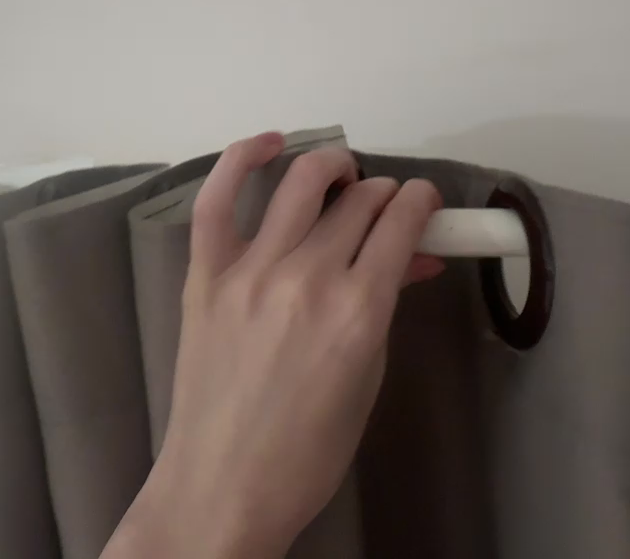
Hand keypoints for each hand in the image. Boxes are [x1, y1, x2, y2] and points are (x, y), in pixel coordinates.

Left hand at [105, 132, 444, 558]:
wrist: (221, 487)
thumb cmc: (309, 450)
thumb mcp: (368, 375)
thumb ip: (388, 302)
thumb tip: (416, 255)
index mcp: (358, 311)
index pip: (401, 222)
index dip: (420, 200)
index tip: (423, 199)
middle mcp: (308, 278)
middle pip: (359, 201)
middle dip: (384, 192)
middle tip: (384, 206)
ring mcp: (250, 270)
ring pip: (302, 183)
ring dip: (334, 166)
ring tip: (343, 173)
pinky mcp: (205, 274)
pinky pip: (218, 199)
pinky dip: (242, 158)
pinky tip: (270, 142)